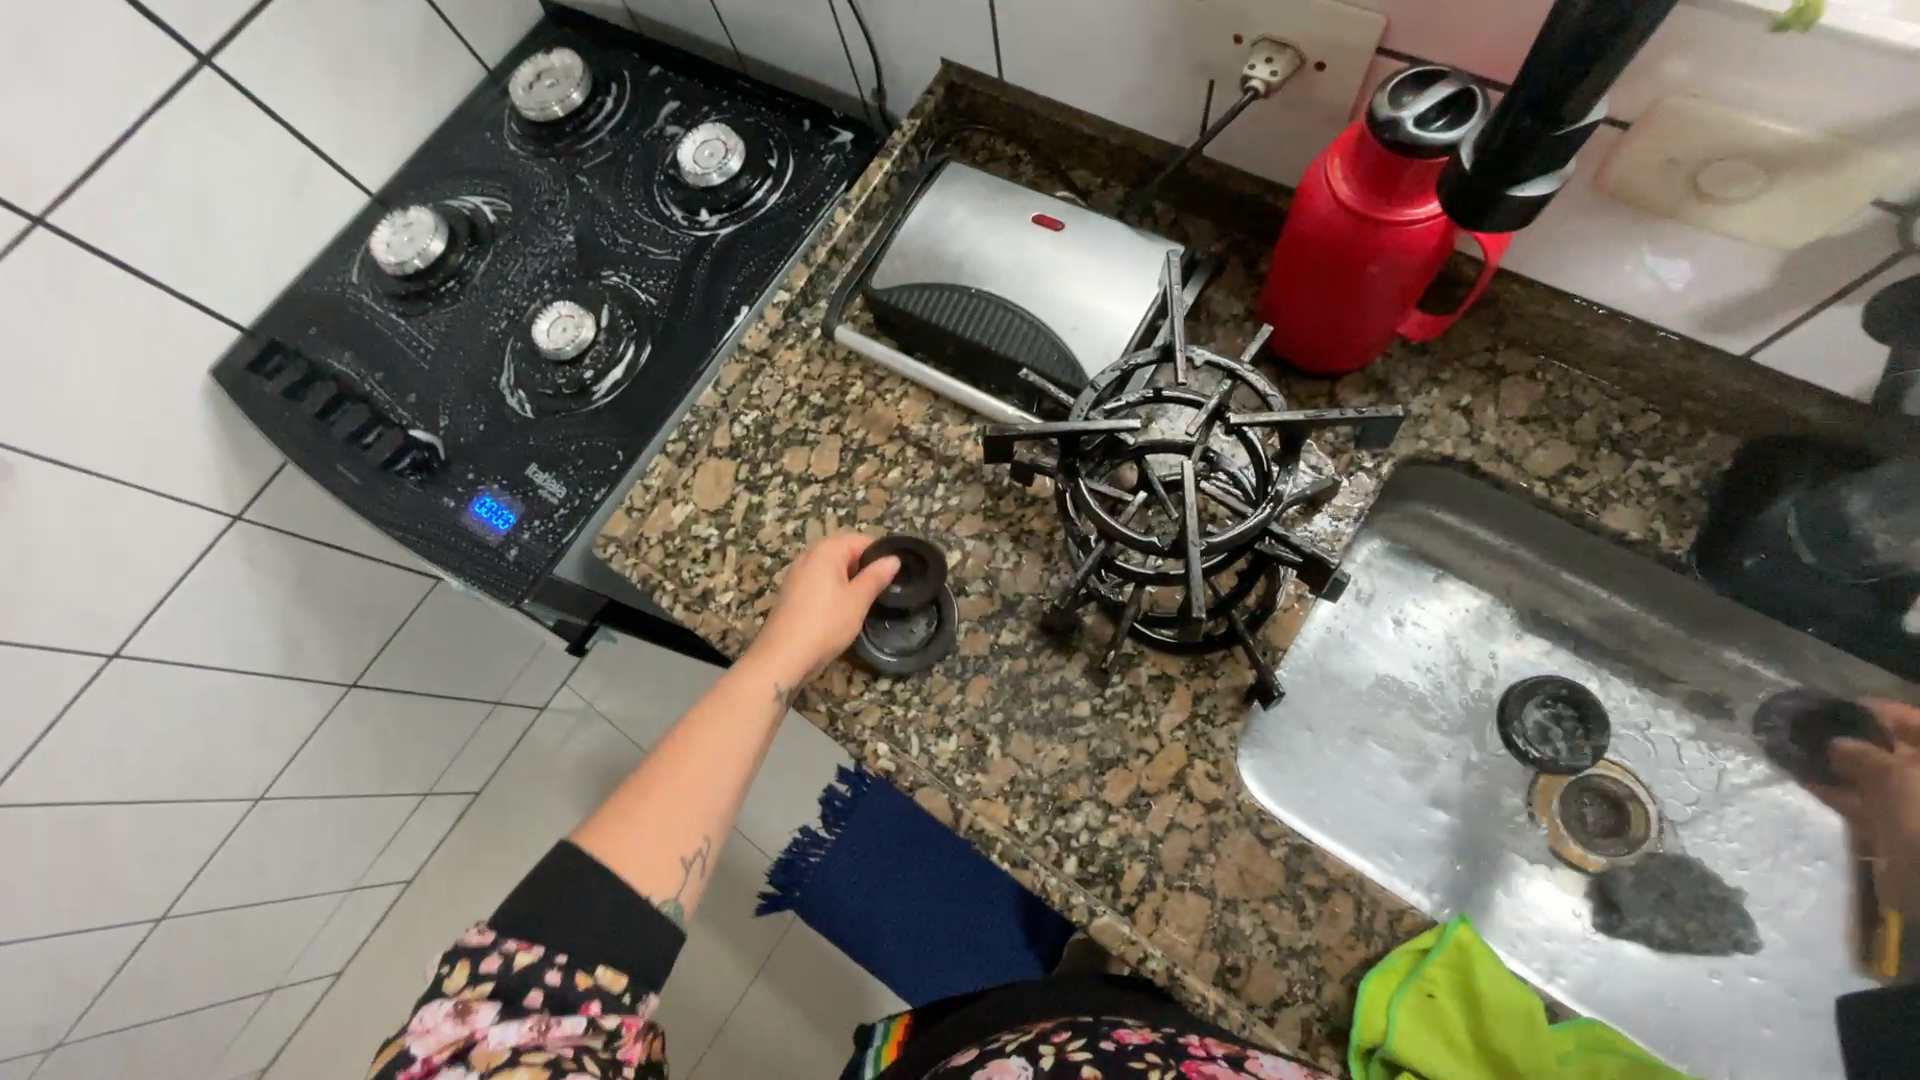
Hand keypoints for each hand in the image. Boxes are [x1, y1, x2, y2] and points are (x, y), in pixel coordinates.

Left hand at [740, 532, 897, 692]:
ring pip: (831, 568)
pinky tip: (843, 608)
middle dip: (864, 565)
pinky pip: (819, 582)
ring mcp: (797, 575)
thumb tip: (893, 559)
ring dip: (849, 578)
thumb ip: (876, 576)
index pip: (860, 539)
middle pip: (844, 551)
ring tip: (866, 599)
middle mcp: (809, 556)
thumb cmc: (826, 624)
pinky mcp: (792, 593)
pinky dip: (834, 589)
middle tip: (883, 587)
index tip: (895, 573)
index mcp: (826, 551)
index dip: (880, 553)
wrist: (783, 657)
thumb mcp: (858, 600)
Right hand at [1809, 699, 1919, 915]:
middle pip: (1895, 753)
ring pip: (1874, 779)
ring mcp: (1915, 810)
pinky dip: (1835, 793)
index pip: (1916, 725)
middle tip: (1807, 729)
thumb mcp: (1899, 780)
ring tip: (1795, 752)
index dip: (1878, 712)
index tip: (1834, 705)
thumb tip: (1836, 742)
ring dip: (1837, 766)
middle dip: (1851, 740)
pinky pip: (1864, 805)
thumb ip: (1864, 755)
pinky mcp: (1896, 832)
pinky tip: (1804, 780)